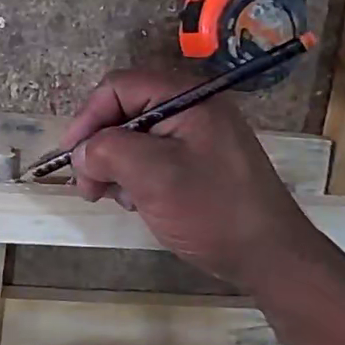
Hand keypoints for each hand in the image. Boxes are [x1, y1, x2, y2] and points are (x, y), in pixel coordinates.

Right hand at [59, 69, 338, 290]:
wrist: (272, 258)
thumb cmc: (212, 210)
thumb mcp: (154, 176)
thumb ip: (109, 150)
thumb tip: (83, 151)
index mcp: (188, 97)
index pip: (120, 87)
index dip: (88, 116)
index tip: (72, 156)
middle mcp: (194, 107)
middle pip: (127, 110)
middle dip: (101, 145)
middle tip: (89, 185)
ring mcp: (199, 135)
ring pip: (137, 136)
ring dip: (117, 164)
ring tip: (117, 198)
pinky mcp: (201, 161)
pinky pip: (155, 156)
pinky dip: (137, 176)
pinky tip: (138, 202)